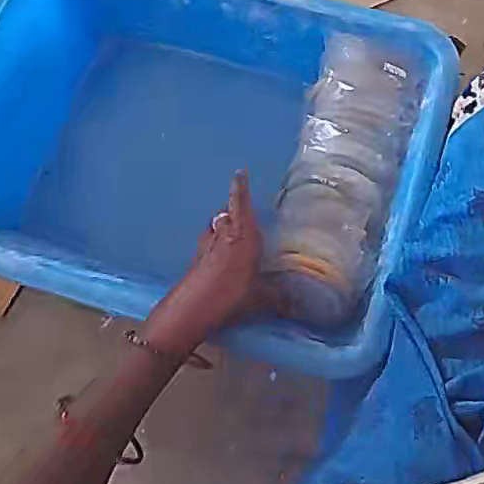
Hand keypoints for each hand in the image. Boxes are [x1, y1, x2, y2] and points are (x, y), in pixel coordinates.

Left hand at [139, 172, 263, 354]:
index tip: (240, 172)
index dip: (240, 188)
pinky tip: (220, 258)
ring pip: (214, 228)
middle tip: (243, 212)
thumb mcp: (260, 298)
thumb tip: (294, 303)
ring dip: (221, 227)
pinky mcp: (195, 262)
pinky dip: (214, 245)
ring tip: (231, 233)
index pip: (241, 204)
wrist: (190, 310)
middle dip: (234, 210)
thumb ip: (277, 297)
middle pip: (226, 214)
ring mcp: (206, 248)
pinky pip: (207, 245)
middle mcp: (223, 236)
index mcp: (242, 236)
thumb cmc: (230, 295)